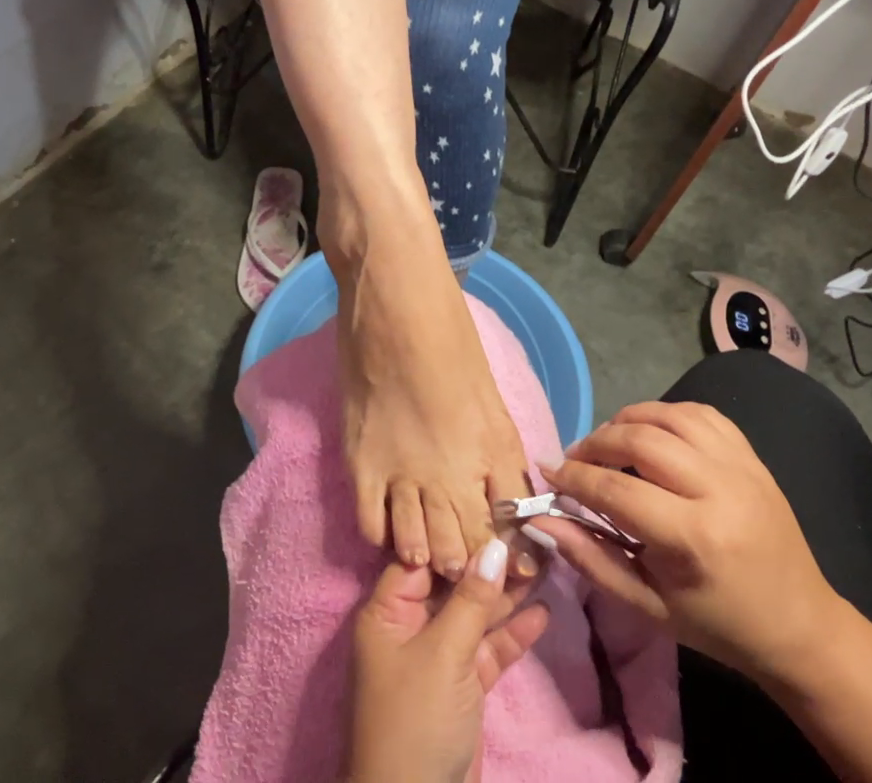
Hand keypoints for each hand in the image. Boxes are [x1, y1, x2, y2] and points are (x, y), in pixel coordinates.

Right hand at [335, 224, 536, 580]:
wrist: (394, 301)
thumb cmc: (450, 336)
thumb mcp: (492, 398)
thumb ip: (501, 455)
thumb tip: (510, 499)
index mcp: (492, 454)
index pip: (508, 531)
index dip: (512, 558)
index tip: (512, 570)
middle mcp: (451, 473)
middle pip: (463, 547)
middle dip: (470, 564)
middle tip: (466, 565)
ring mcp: (401, 473)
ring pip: (420, 545)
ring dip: (430, 555)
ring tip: (432, 554)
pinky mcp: (359, 464)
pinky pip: (372, 527)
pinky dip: (385, 537)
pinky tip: (393, 528)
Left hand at [347, 540, 550, 782]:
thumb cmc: (414, 718)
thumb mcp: (442, 653)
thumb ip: (471, 600)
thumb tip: (494, 545)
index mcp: (387, 612)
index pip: (422, 559)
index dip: (457, 537)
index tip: (496, 515)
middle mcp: (409, 628)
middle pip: (452, 586)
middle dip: (489, 566)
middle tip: (531, 537)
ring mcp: (437, 658)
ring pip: (474, 617)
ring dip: (506, 597)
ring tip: (544, 565)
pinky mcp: (462, 686)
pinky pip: (488, 650)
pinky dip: (512, 634)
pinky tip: (541, 612)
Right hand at [532, 402, 846, 681]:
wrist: (799, 625)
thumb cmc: (717, 624)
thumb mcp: (646, 605)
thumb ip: (590, 558)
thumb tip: (540, 521)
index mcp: (693, 537)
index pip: (615, 490)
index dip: (573, 477)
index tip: (548, 473)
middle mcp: (720, 491)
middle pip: (640, 440)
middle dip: (596, 443)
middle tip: (574, 459)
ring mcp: (742, 468)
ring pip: (671, 416)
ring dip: (628, 420)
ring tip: (608, 441)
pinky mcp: (755, 459)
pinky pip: (704, 415)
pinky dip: (668, 414)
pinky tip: (650, 432)